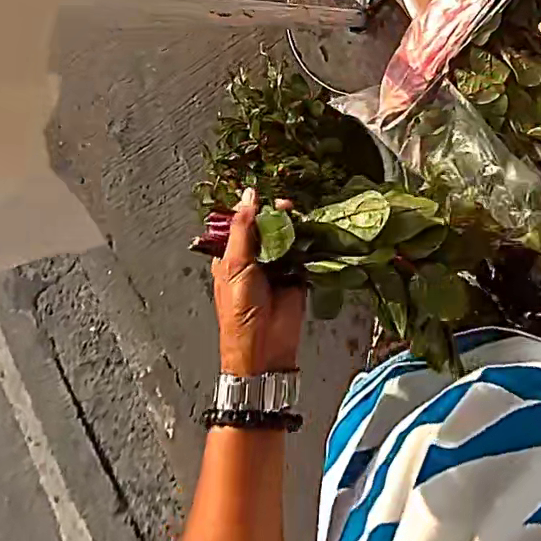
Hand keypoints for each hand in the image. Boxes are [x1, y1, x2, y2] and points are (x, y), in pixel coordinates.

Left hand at [212, 189, 304, 375]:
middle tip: (284, 204)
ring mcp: (276, 264)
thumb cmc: (240, 311)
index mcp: (231, 253)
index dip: (250, 206)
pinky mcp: (297, 274)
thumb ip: (243, 230)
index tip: (261, 191)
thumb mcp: (235, 265)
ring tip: (295, 213)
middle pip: (265, 226)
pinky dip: (307, 240)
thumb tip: (248, 197)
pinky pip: (303, 252)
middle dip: (273, 213)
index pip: (240, 222)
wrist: (264, 350)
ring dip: (291, 224)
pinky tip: (309, 228)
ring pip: (285, 236)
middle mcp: (254, 256)